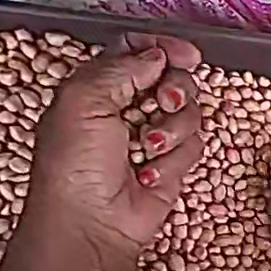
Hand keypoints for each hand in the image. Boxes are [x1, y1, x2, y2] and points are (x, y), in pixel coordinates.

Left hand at [21, 33, 204, 267]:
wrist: (92, 221)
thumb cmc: (74, 165)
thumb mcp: (83, 100)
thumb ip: (121, 68)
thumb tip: (159, 55)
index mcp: (101, 85)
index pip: (139, 51)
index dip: (163, 48)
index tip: (186, 54)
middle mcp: (131, 107)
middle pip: (174, 79)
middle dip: (176, 90)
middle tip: (163, 103)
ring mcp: (155, 136)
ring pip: (190, 114)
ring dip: (172, 131)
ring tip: (147, 150)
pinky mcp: (174, 164)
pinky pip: (195, 146)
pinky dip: (174, 160)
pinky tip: (149, 175)